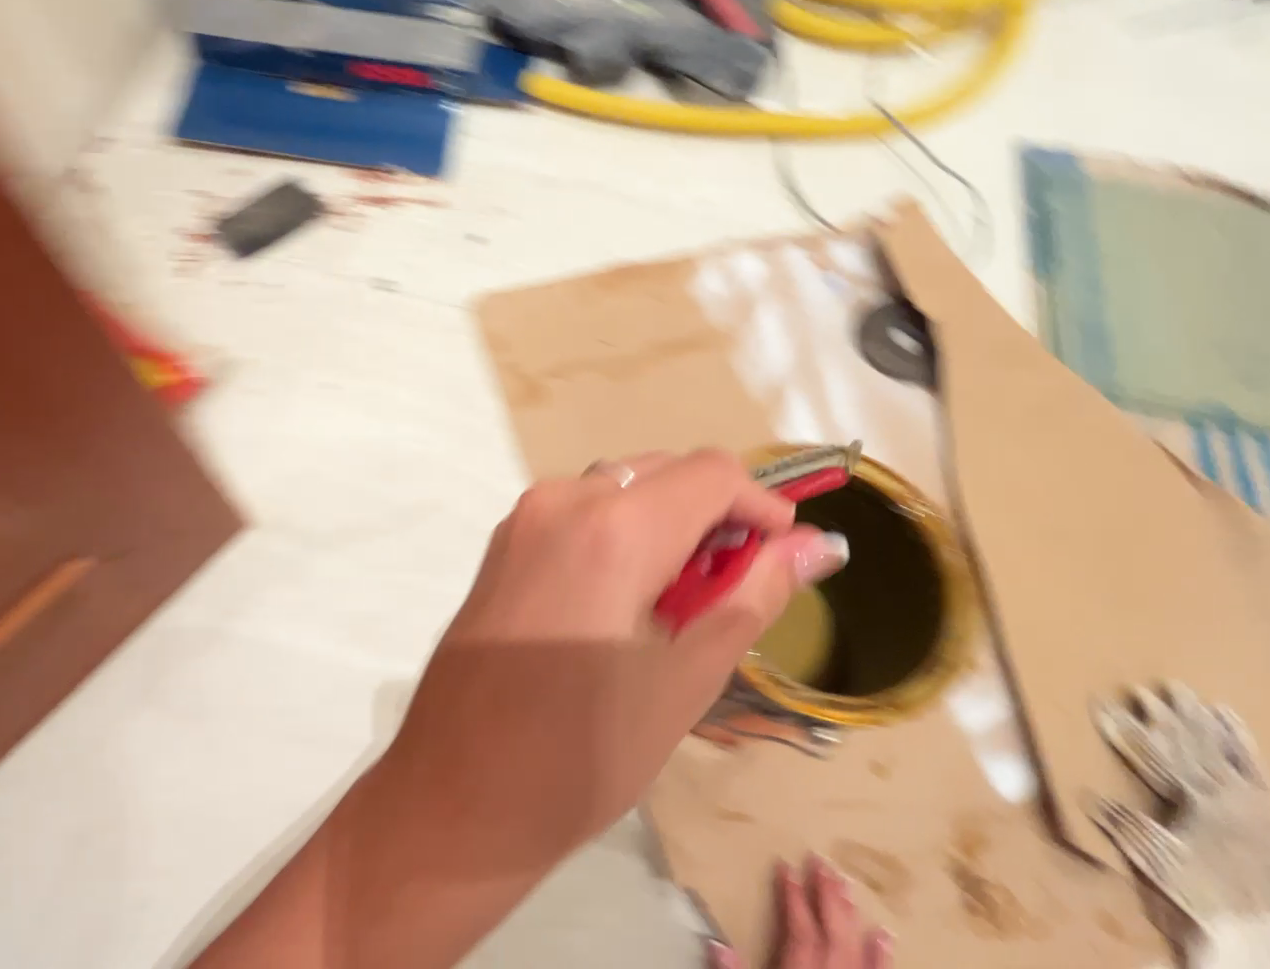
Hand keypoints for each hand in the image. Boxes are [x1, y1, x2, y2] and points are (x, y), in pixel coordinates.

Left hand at [370, 449, 849, 870]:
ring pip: (618, 489)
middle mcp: (560, 502)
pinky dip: (618, 536)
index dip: (762, 507)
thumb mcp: (684, 679)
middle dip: (713, 517)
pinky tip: (623, 603)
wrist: (455, 798)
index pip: (711, 472)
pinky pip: (577, 514)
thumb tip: (815, 546)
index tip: (783, 560)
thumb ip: (751, 596)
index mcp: (611, 528)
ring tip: (678, 606)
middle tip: (732, 591)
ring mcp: (520, 522)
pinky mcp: (500, 548)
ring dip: (665, 527)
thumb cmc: (579, 755)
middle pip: (663, 473)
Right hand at [708, 859, 893, 968]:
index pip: (799, 932)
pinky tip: (885, 938)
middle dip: (826, 896)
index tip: (785, 865)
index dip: (792, 897)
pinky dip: (882, 959)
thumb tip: (717, 943)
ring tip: (849, 884)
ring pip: (857, 954)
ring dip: (852, 917)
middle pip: (832, 935)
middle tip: (822, 860)